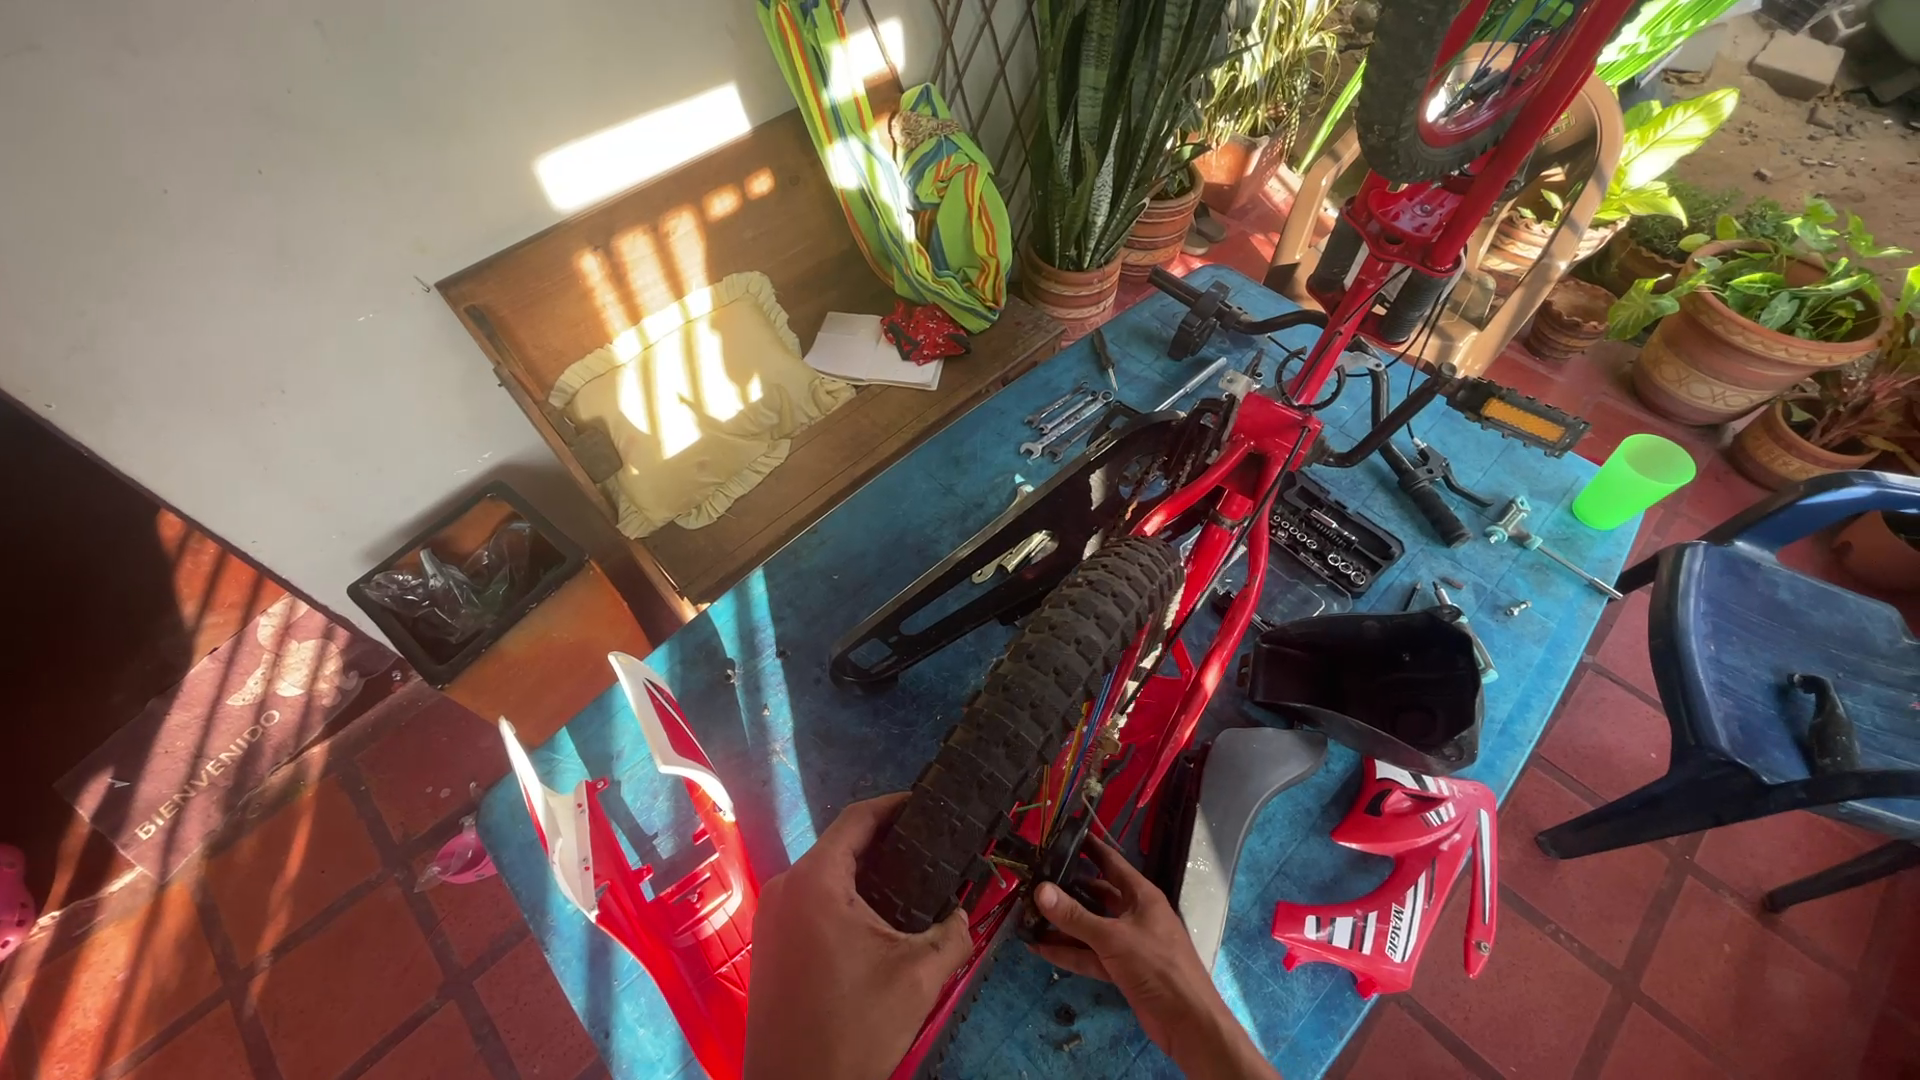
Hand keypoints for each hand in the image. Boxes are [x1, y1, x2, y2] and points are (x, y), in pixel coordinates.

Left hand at [745, 794, 971, 1079]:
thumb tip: (964, 916)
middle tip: (929, 846)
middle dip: (886, 841)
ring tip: (911, 880)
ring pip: (826, 875)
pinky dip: (844, 897)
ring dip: (865, 872)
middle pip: (841, 845)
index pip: (857, 819)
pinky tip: (876, 917)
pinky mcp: (770, 943)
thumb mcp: (917, 978)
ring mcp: (772, 916)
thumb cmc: (854, 1028)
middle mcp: (785, 887)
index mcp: (814, 881)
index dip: (894, 804)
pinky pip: (812, 900)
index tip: (926, 802)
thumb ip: (952, 935)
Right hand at [1028, 839, 1279, 1079]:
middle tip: (1033, 881)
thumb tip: (1039, 890)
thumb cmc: (1157, 966)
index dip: (1088, 848)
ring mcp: (1127, 943)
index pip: (1111, 862)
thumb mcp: (1113, 938)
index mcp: (1141, 895)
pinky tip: (1040, 949)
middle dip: (1066, 891)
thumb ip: (1075, 916)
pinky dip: (1069, 952)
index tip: (1062, 834)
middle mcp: (1133, 914)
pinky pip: (1090, 955)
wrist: (1188, 1023)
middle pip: (1096, 896)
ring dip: (1063, 925)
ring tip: (1028, 916)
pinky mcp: (1121, 969)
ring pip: (1090, 928)